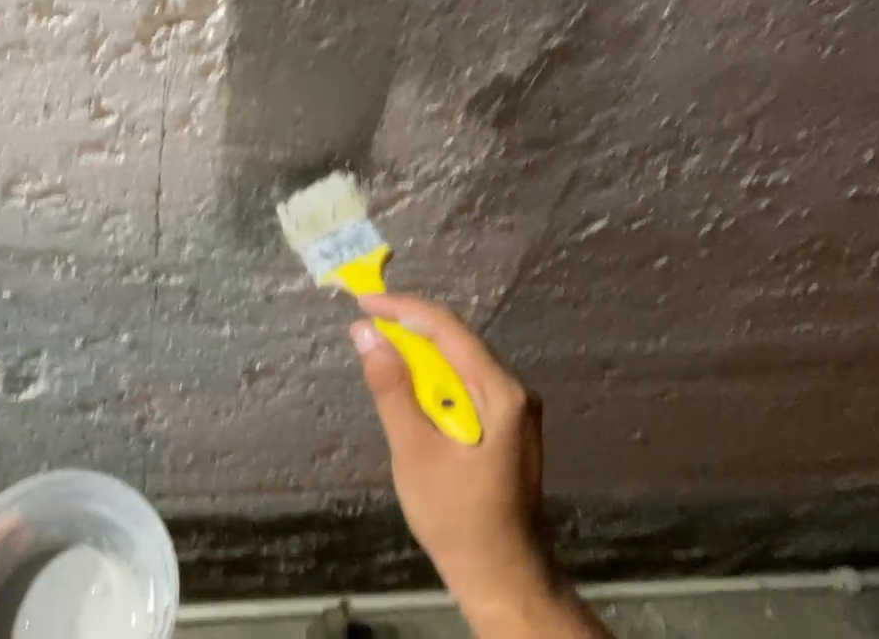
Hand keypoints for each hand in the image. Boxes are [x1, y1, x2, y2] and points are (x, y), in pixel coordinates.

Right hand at [352, 293, 608, 636]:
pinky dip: (432, 377)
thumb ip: (391, 388)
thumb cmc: (457, 516)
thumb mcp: (414, 451)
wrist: (501, 575)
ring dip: (417, 352)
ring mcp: (514, 409)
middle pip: (456, 340)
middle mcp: (514, 391)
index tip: (363, 302)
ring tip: (378, 349)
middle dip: (408, 327)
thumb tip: (365, 333)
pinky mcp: (506, 425)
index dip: (403, 309)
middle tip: (365, 325)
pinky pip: (464, 383)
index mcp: (501, 392)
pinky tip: (407, 386)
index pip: (447, 328)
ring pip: (459, 361)